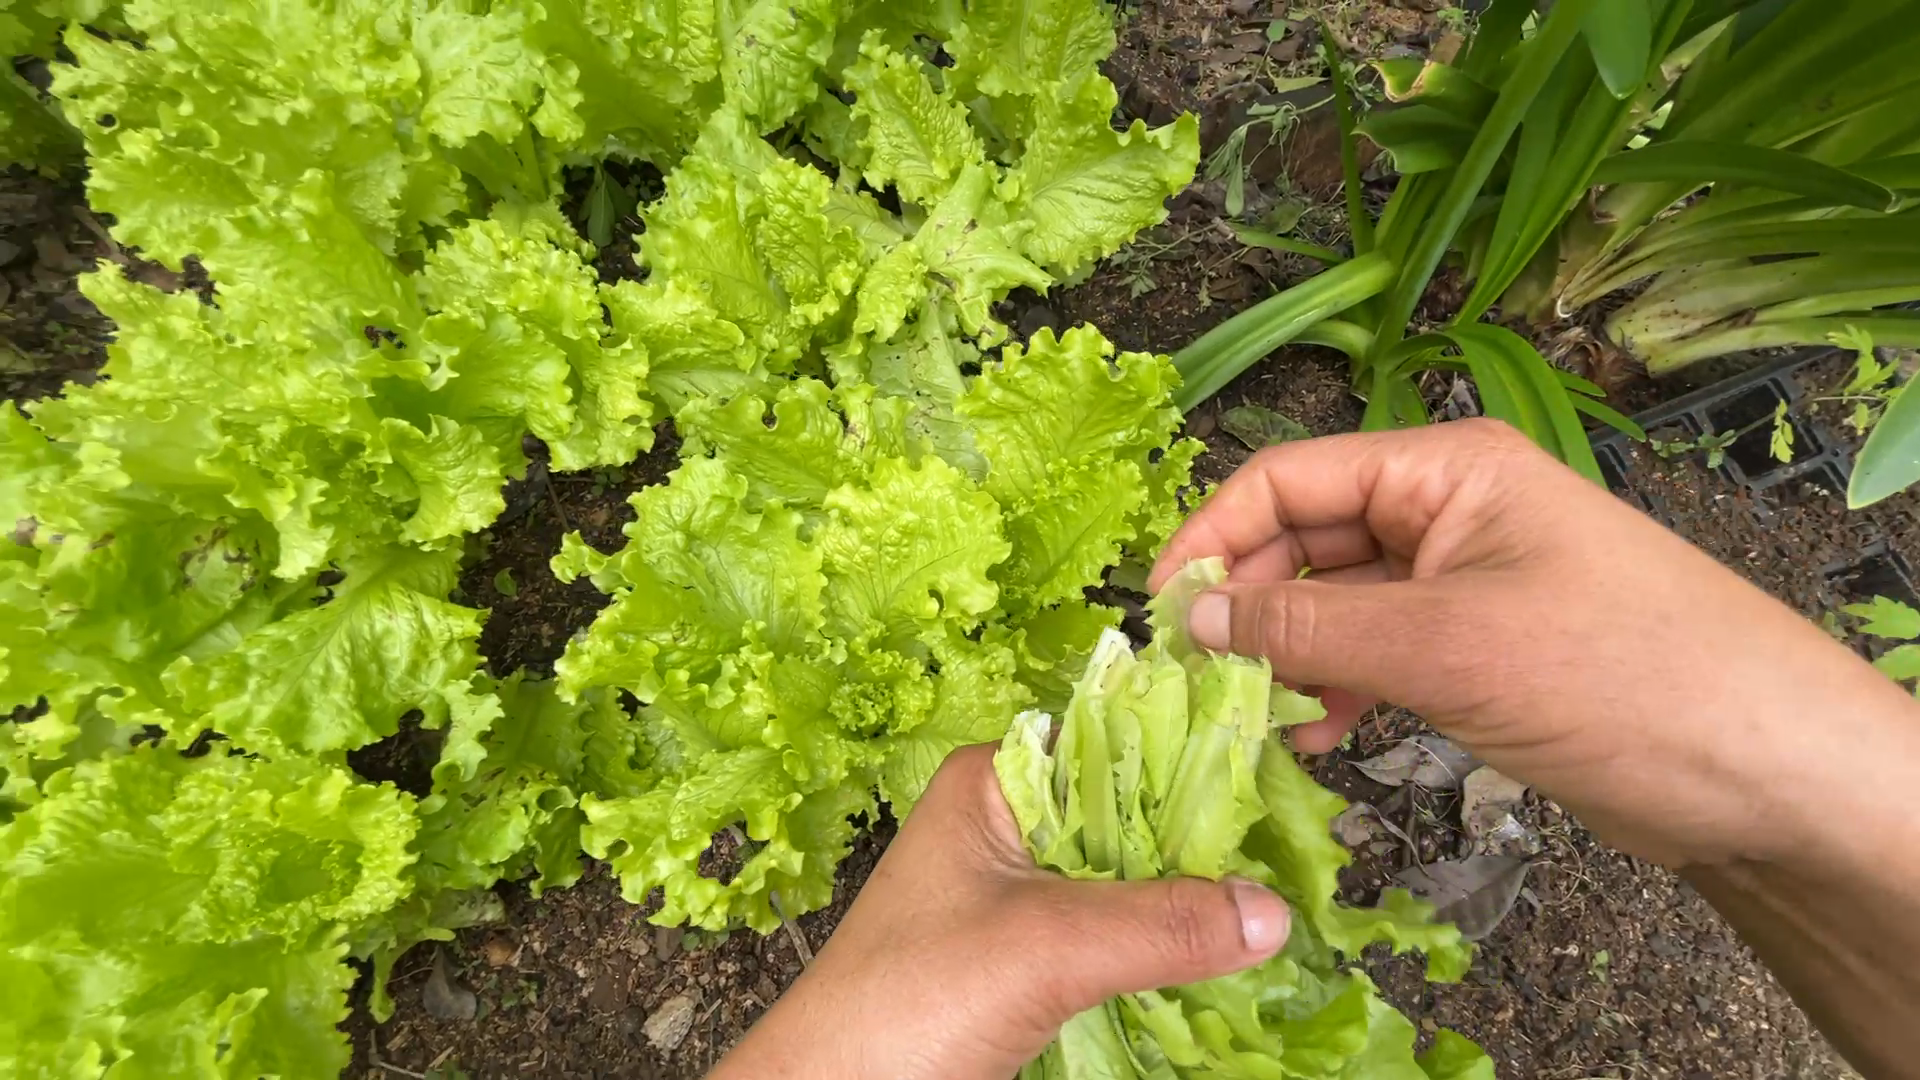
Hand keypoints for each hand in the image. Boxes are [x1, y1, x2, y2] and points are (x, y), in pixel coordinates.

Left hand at [709, 745, 1289, 1079]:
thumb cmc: (915, 999)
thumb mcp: (1042, 947)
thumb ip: (1157, 923)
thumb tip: (1272, 908)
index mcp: (993, 780)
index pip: (1104, 743)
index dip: (1181, 754)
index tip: (1263, 770)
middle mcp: (1004, 817)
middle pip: (1117, 808)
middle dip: (1190, 831)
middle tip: (1282, 843)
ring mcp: (1015, 882)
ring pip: (1116, 869)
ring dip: (1177, 888)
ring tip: (1268, 889)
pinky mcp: (1024, 942)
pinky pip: (1105, 922)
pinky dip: (1153, 934)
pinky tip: (1213, 945)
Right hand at [1151, 420, 1919, 876]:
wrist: (1784, 787)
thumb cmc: (1622, 678)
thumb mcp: (1442, 645)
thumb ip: (1303, 627)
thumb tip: (1189, 614)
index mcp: (1437, 470)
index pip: (1285, 481)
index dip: (1212, 534)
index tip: (1161, 601)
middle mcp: (1433, 510)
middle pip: (1297, 541)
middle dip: (1245, 603)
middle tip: (1200, 668)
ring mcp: (1444, 577)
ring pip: (1323, 600)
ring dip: (1283, 651)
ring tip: (1257, 708)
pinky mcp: (1455, 638)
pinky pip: (1360, 646)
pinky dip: (1329, 683)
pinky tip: (1316, 730)